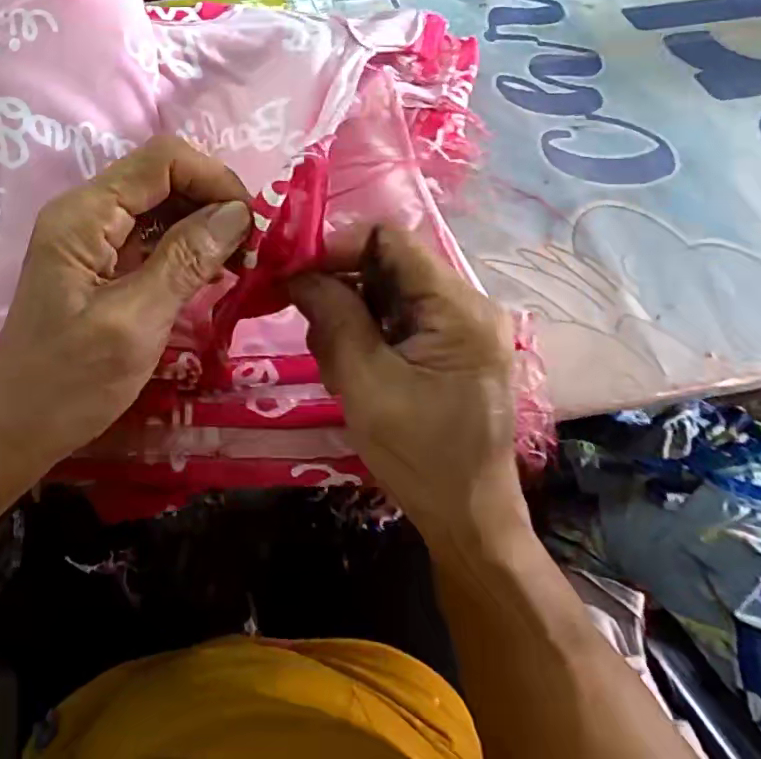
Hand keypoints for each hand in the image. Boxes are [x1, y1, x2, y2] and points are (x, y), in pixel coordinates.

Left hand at [0, 136, 251, 530]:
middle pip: (161, 176)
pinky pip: (147, 235)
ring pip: (158, 205)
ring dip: (202, 225)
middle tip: (254, 251)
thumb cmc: (69, 384)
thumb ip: (184, 260)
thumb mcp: (135, 324)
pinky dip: (183, 246)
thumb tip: (238, 212)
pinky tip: (211, 273)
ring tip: (240, 264)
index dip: (214, 179)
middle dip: (212, 202)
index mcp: (82, 215)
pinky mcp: (96, 262)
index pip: (161, 159)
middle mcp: (82, 212)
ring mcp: (87, 237)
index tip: (254, 225)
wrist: (16, 428)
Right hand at [287, 226, 523, 545]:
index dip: (335, 247)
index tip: (291, 273)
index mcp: (458, 309)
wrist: (468, 519)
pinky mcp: (447, 347)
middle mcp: (465, 305)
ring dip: (346, 318)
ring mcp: (458, 327)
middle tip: (309, 329)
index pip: (389, 240)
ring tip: (336, 365)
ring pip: (382, 292)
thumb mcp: (365, 383)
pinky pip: (393, 319)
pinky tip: (352, 372)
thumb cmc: (420, 455)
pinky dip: (362, 336)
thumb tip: (297, 272)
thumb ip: (333, 318)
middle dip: (339, 291)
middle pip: (384, 265)